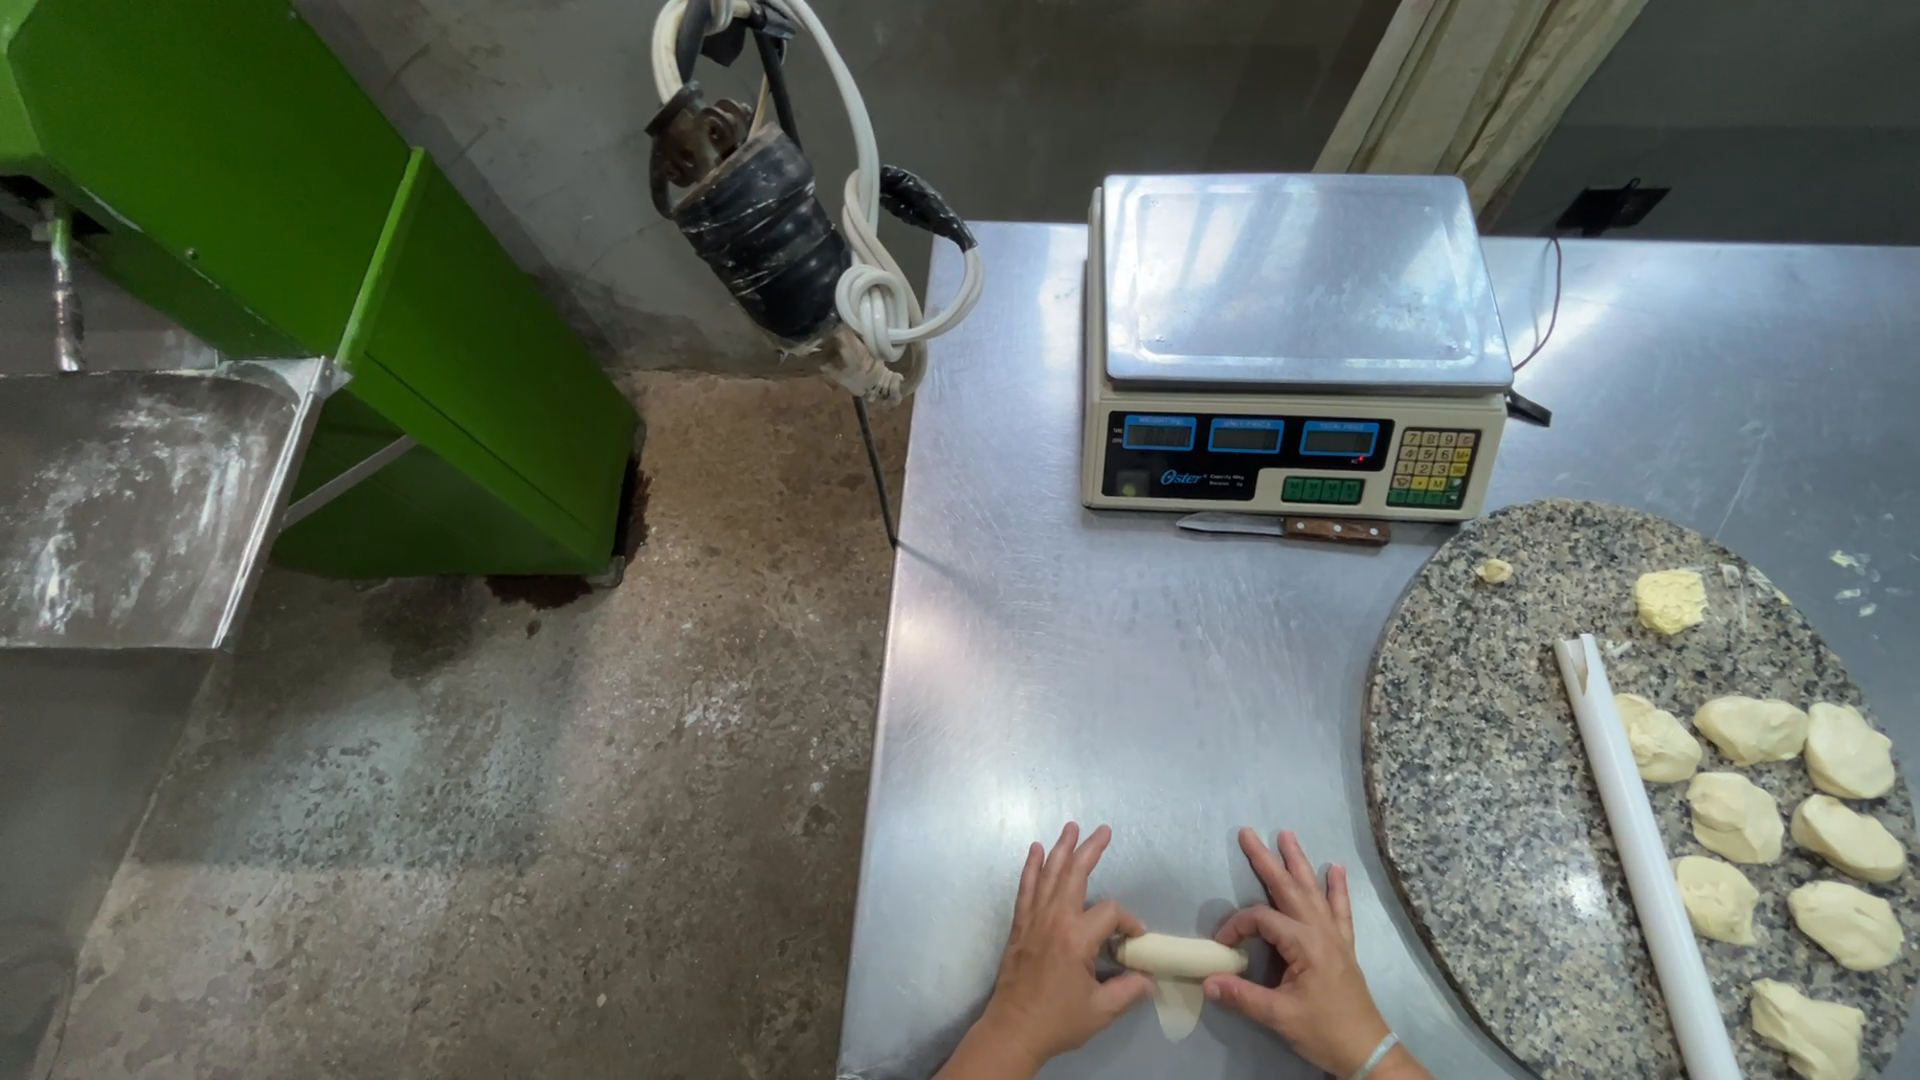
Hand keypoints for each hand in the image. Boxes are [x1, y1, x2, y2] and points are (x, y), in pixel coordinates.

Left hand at [937, 823, 1153, 1079]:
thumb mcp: (1100, 1011)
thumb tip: (1148, 978)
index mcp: (1077, 938)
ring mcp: (1034, 917)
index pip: (1110, 913)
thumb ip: (1128, 991)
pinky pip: (1026, 886)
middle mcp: (1055, 918)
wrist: (1014, 1029)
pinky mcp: (1020, 923)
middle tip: (1103, 830)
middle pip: (1075, 874)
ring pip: (1049, 873)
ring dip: (1061, 848)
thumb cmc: (1058, 1020)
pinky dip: (1031, 866)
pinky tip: (1035, 849)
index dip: (1128, 922)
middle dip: (1091, 849)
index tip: (1136, 939)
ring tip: (1071, 826)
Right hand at [1203, 829, 1419, 1077]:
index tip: (1222, 945)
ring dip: (1299, 862)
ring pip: (1312, 891)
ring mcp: (1334, 937)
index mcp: (1304, 945)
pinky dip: (1338, 888)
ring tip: (1287, 835)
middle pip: (1287, 888)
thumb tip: (1207, 982)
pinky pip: (1340, 910)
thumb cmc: (1325, 1032)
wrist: (1369, 1053)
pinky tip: (1336, 869)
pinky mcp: (1343, 946)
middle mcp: (1320, 932)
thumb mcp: (1280, 1017)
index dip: (1236, 927)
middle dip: (1266, 859)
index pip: (1261, 919)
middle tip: (1248, 833)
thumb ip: (1243, 996)